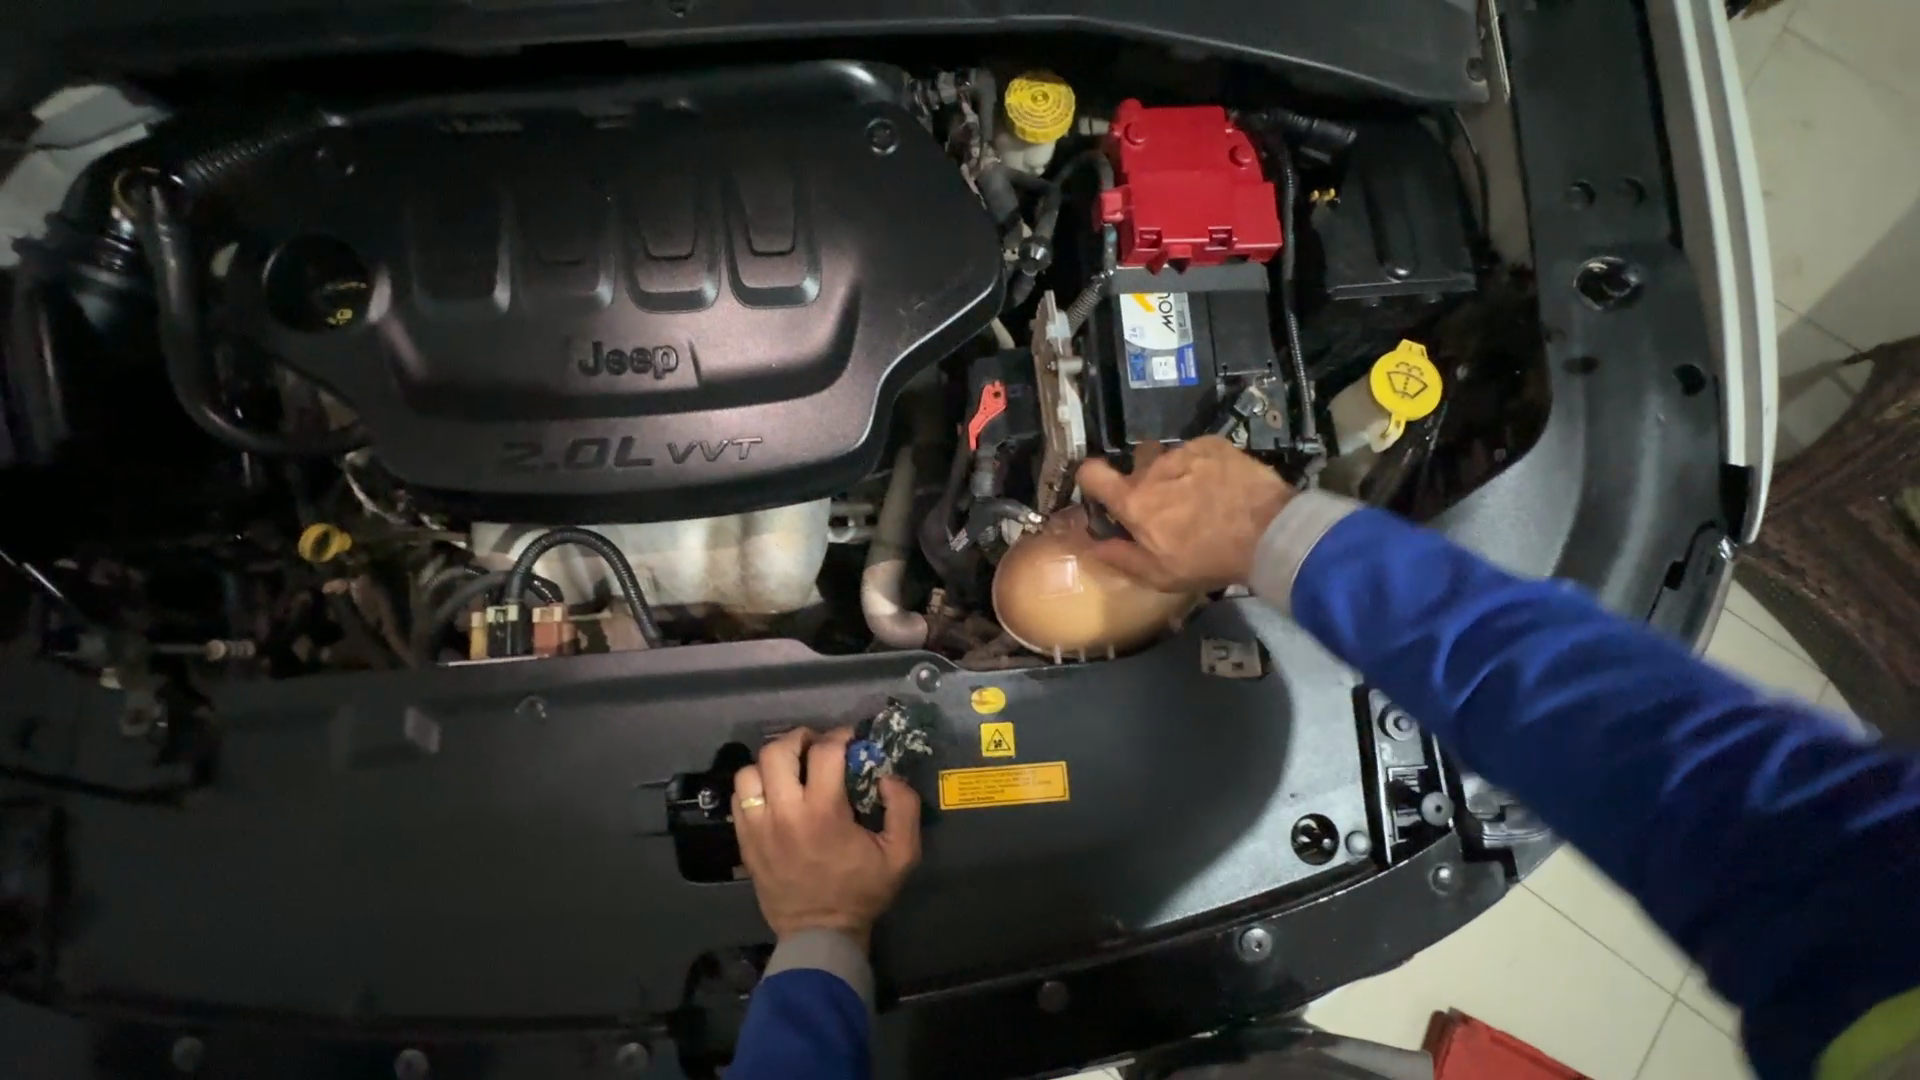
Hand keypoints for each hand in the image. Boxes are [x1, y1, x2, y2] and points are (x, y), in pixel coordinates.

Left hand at [732, 727, 921, 946]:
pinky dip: (754, 785)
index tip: (850, 738)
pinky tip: (773, 791)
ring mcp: (758, 827)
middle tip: (815, 745)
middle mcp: (785, 812)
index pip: (824, 751)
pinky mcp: (745, 841)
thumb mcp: (902, 854)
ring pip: (749, 772)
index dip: (839, 735)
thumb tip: (888, 776)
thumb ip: (904, 808)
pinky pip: (738, 797)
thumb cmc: (861, 891)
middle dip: (799, 738)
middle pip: (776, 752)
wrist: (820, 935)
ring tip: (791, 767)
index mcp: (823, 811)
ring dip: (771, 762)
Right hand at [1075, 436, 1296, 592]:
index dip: (1090, 478)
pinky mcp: (1213, 444)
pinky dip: (1201, 465)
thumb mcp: (1159, 574)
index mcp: (1134, 500)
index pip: (1091, 472)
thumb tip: (1090, 544)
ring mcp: (1184, 452)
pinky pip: (1196, 451)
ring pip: (1167, 457)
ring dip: (1174, 472)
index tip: (1101, 490)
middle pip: (1135, 463)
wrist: (1269, 533)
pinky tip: (1219, 484)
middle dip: (1143, 479)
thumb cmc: (1208, 559)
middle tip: (1163, 502)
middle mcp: (1153, 469)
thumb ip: (1119, 557)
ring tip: (1198, 494)